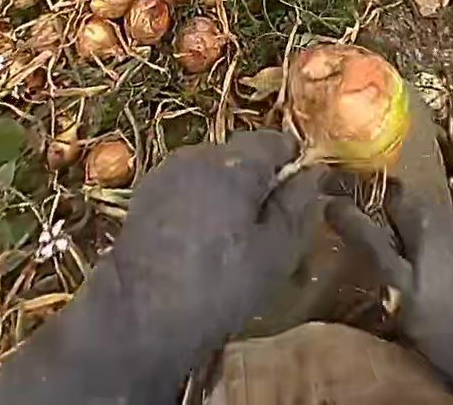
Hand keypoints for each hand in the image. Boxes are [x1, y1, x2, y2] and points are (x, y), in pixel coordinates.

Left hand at [0, 131, 327, 404]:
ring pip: (214, 168)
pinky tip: (199, 238)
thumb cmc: (217, 283)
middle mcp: (201, 153)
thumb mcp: (274, 252)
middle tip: (267, 224)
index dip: (293, 162)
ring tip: (231, 236)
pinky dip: (200, 199)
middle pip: (242, 153)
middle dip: (259, 179)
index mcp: (235, 162)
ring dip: (228, 189)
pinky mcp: (149, 189)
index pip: (275, 140)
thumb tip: (314, 173)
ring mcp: (170, 168)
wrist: (138, 313)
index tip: (298, 193)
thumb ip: (297, 205)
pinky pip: (188, 182)